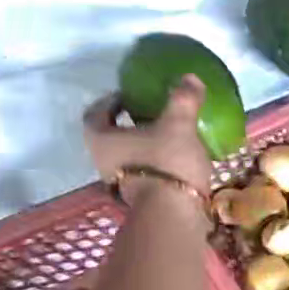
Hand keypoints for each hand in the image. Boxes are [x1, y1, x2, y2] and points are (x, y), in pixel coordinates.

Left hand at [83, 76, 211, 205]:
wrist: (173, 212)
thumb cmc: (166, 162)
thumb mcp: (178, 125)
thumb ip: (183, 100)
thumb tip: (191, 77)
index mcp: (101, 138)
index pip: (96, 113)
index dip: (110, 101)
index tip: (128, 96)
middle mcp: (102, 160)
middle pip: (110, 136)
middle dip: (128, 124)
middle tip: (149, 114)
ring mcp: (119, 182)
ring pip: (127, 156)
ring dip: (142, 146)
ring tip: (166, 136)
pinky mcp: (138, 197)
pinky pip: (142, 172)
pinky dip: (154, 163)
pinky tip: (174, 159)